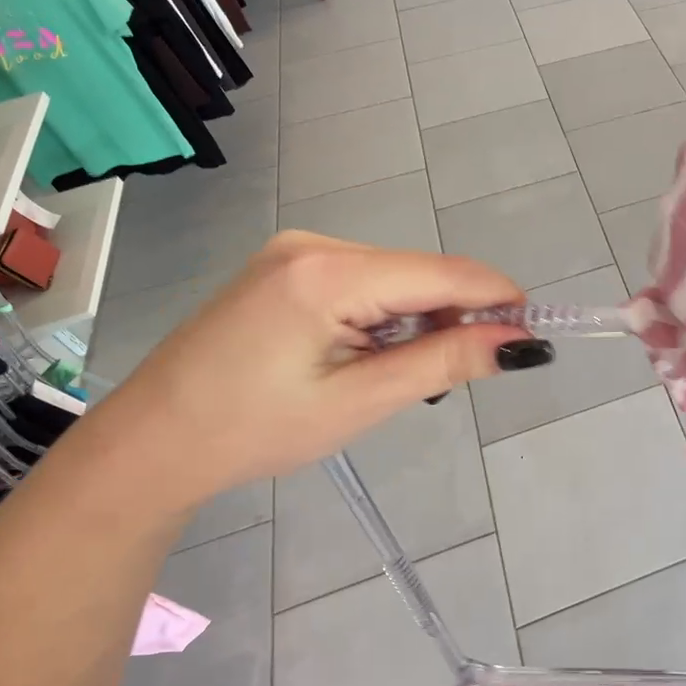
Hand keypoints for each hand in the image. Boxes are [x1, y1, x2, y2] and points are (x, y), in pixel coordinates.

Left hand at [71, 232, 549, 509]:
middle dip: (456, 318)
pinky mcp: (288, 264)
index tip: (534, 339)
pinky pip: (369, 279)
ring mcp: (298, 249)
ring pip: (401, 276)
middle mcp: (316, 243)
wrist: (152, 442)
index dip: (500, 302)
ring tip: (396, 375)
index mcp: (329, 273)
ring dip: (422, 319)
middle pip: (425, 271)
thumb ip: (446, 361)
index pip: (447, 273)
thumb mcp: (362, 401)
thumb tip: (523, 344)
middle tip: (447, 379)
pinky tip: (367, 353)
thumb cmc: (255, 430)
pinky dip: (390, 314)